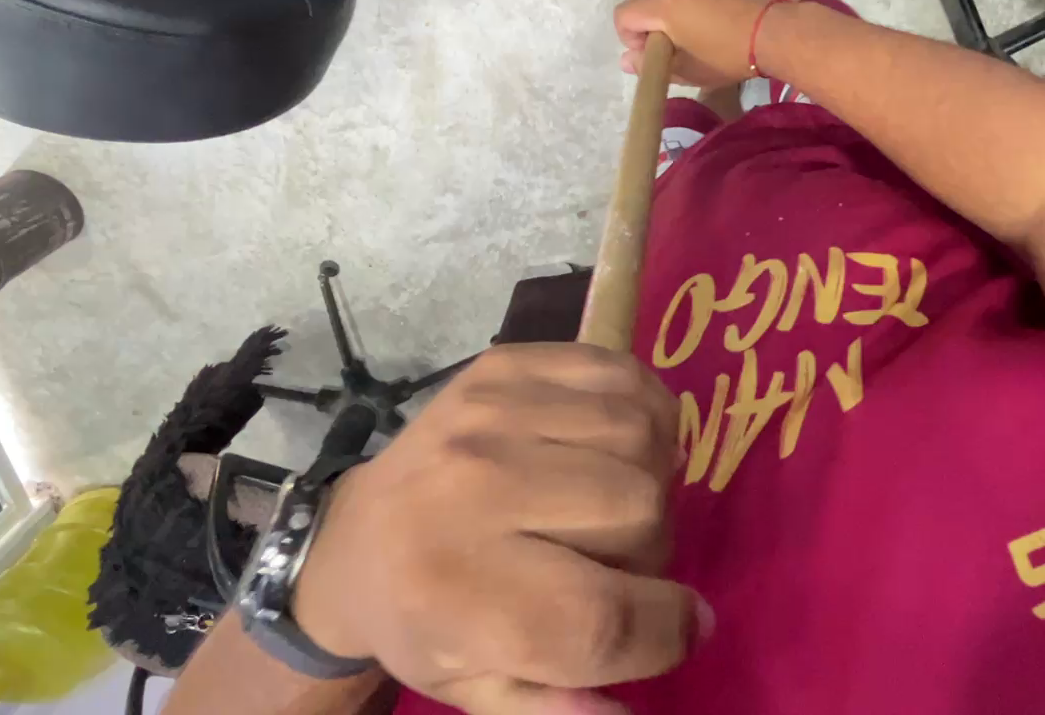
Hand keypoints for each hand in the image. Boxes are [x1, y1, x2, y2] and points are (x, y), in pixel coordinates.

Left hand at [292, 344, 702, 714]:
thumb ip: (557, 708)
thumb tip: (639, 708)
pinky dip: (645, 408)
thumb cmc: (424, 619)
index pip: (601, 617)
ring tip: (625, 493)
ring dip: (654, 473)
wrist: (357, 535)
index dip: (666, 628)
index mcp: (457, 588)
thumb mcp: (478, 688)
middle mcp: (473, 489)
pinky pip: (620, 371)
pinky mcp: (507, 364)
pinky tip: (623, 440)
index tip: (686, 625)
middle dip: (653, 548)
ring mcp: (490, 411)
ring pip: (639, 434)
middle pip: (637, 510)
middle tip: (627, 556)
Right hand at [614, 0, 776, 88]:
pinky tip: (697, 22)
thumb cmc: (726, 56)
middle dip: (640, 22)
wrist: (771, 32)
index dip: (628, 38)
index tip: (651, 55)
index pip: (623, 15)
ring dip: (657, 10)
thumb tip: (627, 61)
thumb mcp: (687, 70)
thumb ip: (652, 65)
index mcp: (661, 7)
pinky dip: (675, 1)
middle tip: (662, 47)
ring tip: (679, 34)